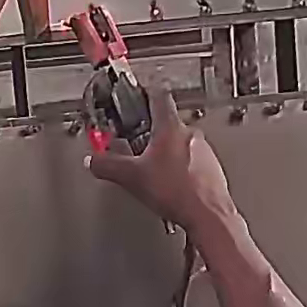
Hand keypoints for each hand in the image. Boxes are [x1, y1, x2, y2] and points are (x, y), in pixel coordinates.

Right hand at [87, 91, 239, 233]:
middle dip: (151, 133)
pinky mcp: (212, 169)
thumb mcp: (131, 177)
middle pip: (168, 123)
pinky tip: (171, 185)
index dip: (146, 91)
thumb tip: (94, 161)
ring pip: (181, 143)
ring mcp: (204, 151)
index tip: (140, 92)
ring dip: (167, 152)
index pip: (159, 96)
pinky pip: (193, 161)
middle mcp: (190, 135)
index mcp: (170, 128)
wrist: (208, 215)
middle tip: (137, 145)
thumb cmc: (177, 192)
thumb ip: (108, 165)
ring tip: (154, 171)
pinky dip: (180, 168)